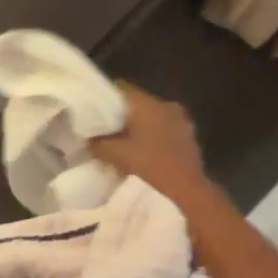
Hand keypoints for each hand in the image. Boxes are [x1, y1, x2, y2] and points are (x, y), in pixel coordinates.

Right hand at [89, 83, 207, 196]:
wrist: (187, 189)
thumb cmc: (150, 165)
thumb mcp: (115, 154)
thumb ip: (97, 143)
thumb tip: (88, 139)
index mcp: (148, 104)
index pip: (121, 87)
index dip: (105, 95)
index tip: (93, 108)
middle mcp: (166, 105)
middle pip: (137, 102)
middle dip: (121, 113)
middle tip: (105, 127)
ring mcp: (180, 119)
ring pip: (151, 114)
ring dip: (138, 124)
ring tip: (123, 140)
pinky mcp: (188, 134)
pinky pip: (164, 126)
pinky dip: (152, 133)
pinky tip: (144, 149)